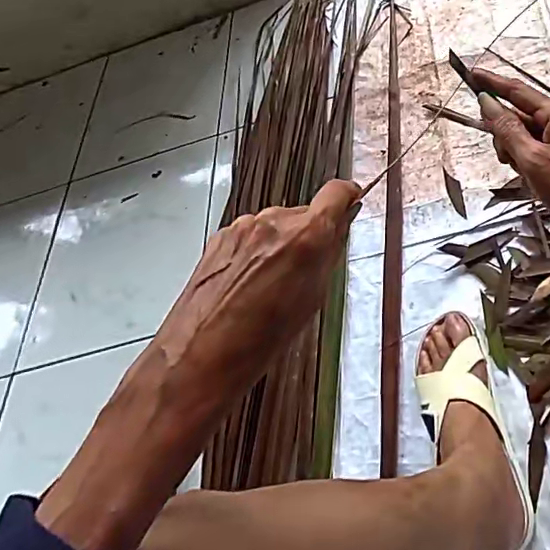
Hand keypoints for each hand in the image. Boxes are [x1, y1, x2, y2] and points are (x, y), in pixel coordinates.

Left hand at [155, 177, 361, 392]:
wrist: (199, 357)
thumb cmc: (256, 341)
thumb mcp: (312, 299)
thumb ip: (327, 256)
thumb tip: (338, 231)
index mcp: (306, 236)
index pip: (337, 193)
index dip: (347, 197)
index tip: (350, 202)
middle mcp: (275, 222)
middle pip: (305, 213)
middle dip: (309, 234)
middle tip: (306, 269)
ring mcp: (244, 227)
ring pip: (277, 224)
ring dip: (280, 244)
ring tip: (271, 285)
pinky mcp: (221, 235)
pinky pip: (250, 234)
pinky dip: (255, 251)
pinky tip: (249, 284)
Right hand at [469, 68, 549, 288]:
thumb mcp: (534, 160)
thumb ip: (508, 130)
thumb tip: (487, 104)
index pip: (518, 92)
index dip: (492, 83)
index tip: (471, 74)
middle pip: (516, 117)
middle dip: (504, 135)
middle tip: (507, 157)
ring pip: (520, 139)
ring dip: (513, 155)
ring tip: (526, 176)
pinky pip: (529, 156)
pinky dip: (523, 167)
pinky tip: (532, 184)